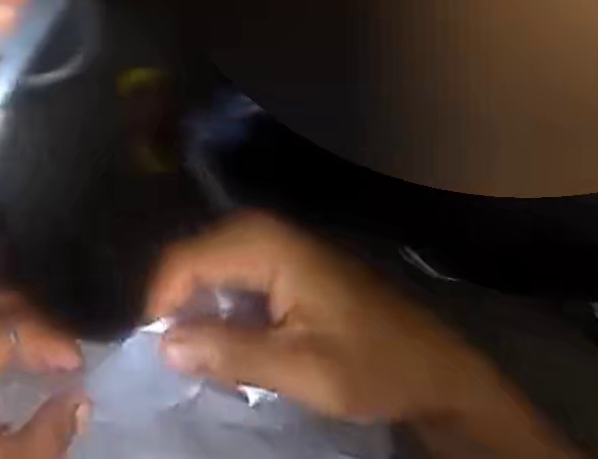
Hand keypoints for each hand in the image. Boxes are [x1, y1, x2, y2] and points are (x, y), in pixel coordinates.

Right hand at [148, 211, 582, 457]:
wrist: (442, 371)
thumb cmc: (377, 366)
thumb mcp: (307, 371)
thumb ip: (232, 353)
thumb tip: (163, 345)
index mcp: (259, 241)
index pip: (183, 262)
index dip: (161, 304)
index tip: (154, 351)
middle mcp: (254, 226)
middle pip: (189, 261)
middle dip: (178, 308)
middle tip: (179, 357)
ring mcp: (264, 237)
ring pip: (203, 269)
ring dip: (197, 311)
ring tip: (200, 354)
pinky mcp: (273, 255)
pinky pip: (224, 275)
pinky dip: (218, 308)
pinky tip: (227, 342)